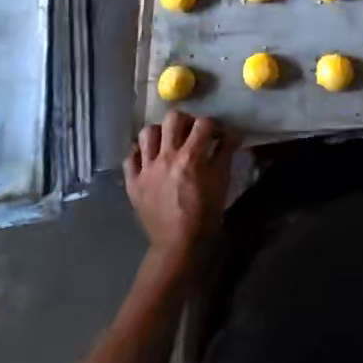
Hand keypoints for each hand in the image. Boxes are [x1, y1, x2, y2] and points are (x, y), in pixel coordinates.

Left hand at [126, 109, 238, 262]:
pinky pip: (130, 158)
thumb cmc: (205, 213)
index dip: (214, 125)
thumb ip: (226, 153)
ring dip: (160, 133)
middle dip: (186, 120)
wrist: (178, 244)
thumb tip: (233, 133)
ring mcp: (146, 169)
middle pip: (172, 118)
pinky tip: (149, 159)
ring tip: (167, 142)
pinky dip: (140, 154)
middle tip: (191, 132)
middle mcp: (166, 156)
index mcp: (191, 156)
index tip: (217, 135)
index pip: (204, 124)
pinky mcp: (133, 182)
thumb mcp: (221, 182)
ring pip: (146, 133)